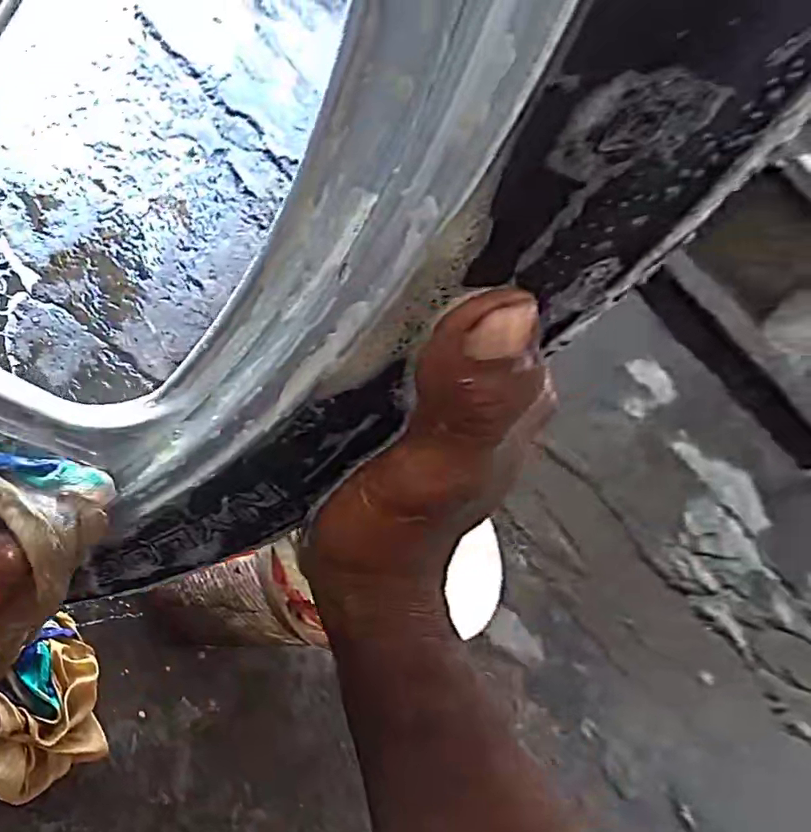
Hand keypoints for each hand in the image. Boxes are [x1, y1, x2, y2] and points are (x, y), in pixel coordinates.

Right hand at [303, 288, 553, 608]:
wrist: (355, 583)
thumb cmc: (389, 534)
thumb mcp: (433, 471)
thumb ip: (470, 402)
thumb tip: (502, 307)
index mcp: (516, 385)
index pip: (494, 297)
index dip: (449, 265)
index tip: (382, 247)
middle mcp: (486, 383)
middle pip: (449, 312)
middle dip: (400, 287)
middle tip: (333, 270)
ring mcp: (437, 400)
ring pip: (412, 337)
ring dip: (369, 318)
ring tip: (316, 298)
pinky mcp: (392, 414)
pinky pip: (380, 364)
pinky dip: (352, 349)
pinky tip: (319, 344)